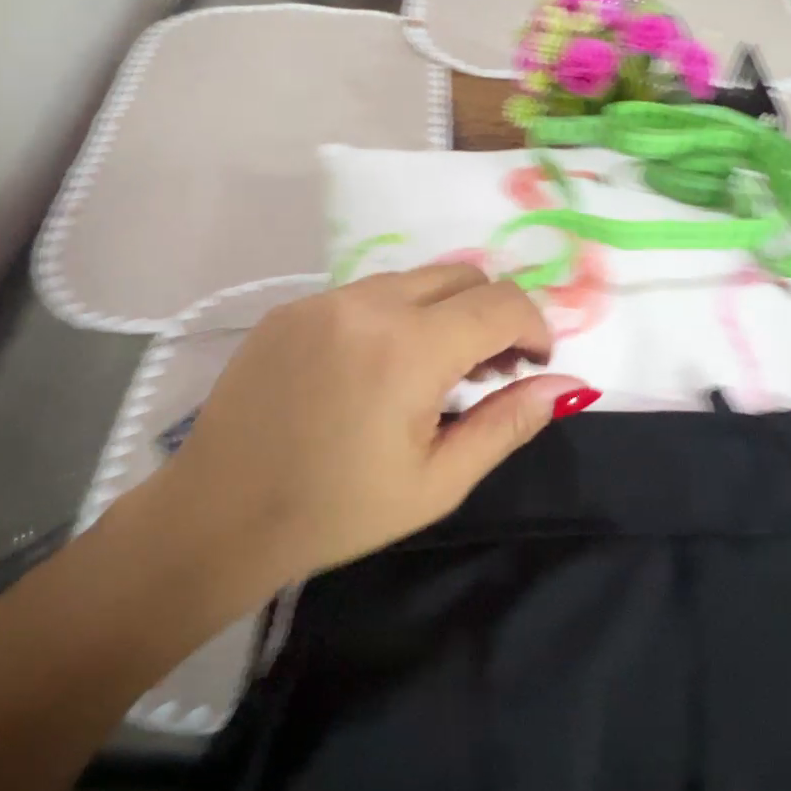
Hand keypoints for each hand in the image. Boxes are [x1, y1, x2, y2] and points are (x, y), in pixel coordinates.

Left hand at [133, 264, 591, 590]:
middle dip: (493, 314)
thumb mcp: (437, 482)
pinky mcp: (289, 309)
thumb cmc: (337, 512)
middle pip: (462, 274)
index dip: (534, 328)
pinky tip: (375, 372)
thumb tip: (569, 386)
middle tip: (487, 374)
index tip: (533, 366)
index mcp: (408, 349)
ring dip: (443, 312)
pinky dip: (393, 317)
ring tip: (431, 375)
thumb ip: (508, 424)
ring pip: (412, 279)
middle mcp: (366, 304)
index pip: (501, 303)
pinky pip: (363, 293)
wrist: (220, 515)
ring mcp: (320, 300)